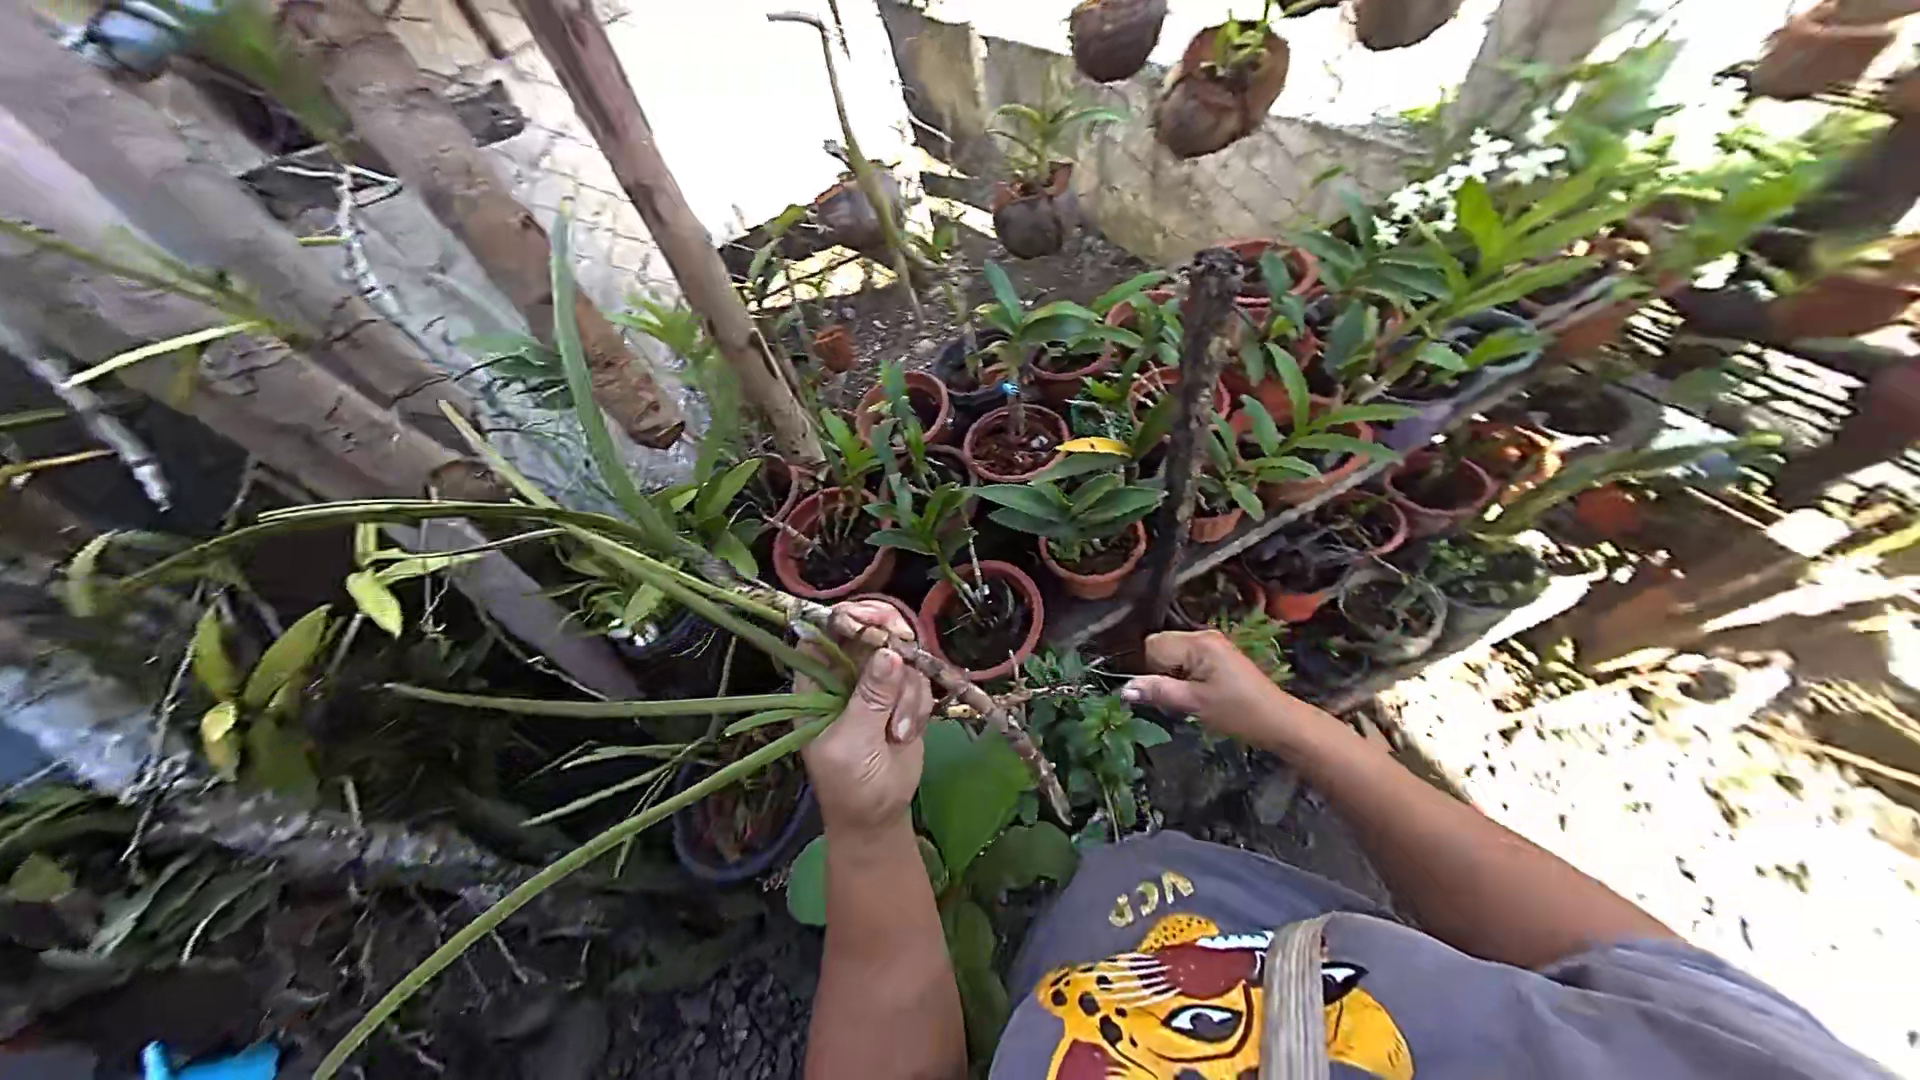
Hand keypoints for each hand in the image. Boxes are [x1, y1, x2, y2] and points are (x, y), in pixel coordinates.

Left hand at [799, 600, 935, 836]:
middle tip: (907, 657)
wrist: (880, 814)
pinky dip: (920, 703)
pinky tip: (907, 732)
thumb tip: (890, 653)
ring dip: (907, 693)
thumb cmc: (850, 783)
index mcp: (817, 683)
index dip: (849, 619)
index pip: (826, 634)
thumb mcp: (853, 743)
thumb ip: (870, 698)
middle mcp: (845, 675)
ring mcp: (877, 682)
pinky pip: (919, 679)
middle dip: (892, 646)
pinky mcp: (903, 694)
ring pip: (902, 658)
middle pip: (870, 633)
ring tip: (897, 732)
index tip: (878, 622)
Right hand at [1121, 630, 1326, 750]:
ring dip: (1172, 674)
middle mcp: (1203, 635)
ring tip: (1190, 695)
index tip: (1162, 691)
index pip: (1152, 645)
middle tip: (1178, 696)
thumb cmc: (1239, 713)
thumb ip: (1158, 692)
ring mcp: (1212, 643)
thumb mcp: (1195, 704)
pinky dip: (1183, 674)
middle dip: (1160, 670)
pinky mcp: (1218, 654)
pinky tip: (1198, 691)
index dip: (1149, 669)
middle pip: (1160, 645)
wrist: (1281, 722)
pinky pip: (1185, 657)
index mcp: (1198, 642)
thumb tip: (1124, 689)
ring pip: (1171, 652)